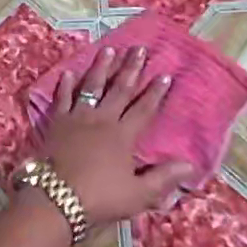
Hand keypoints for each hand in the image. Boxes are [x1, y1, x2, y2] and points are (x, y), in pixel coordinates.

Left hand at [39, 46, 194, 225]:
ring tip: (108, 49)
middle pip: (119, 90)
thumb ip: (163, 178)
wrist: (57, 197)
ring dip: (101, 67)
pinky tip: (69, 72)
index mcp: (123, 136)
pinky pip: (62, 98)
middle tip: (138, 49)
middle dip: (131, 68)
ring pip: (91, 87)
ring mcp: (77, 117)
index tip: (164, 74)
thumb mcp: (138, 194)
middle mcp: (101, 119)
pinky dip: (66, 85)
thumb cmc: (101, 197)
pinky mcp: (57, 122)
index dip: (155, 92)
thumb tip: (190, 165)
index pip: (144, 109)